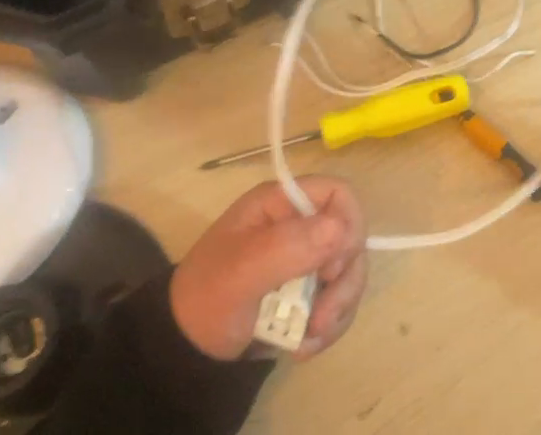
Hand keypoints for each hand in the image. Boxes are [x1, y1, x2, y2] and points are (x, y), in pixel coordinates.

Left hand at [170, 177, 366, 360]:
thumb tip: (340, 229)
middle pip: (351, 240)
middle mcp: (299, 225)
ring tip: (307, 340)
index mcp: (281, 204)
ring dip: (336, 311)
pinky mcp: (309, 290)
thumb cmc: (208, 298)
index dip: (346, 227)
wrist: (190, 346)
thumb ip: (286, 247)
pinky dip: (328, 327)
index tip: (330, 269)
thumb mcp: (240, 272)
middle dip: (343, 283)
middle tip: (320, 317)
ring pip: (349, 274)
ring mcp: (307, 258)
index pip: (338, 195)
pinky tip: (302, 345)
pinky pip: (340, 303)